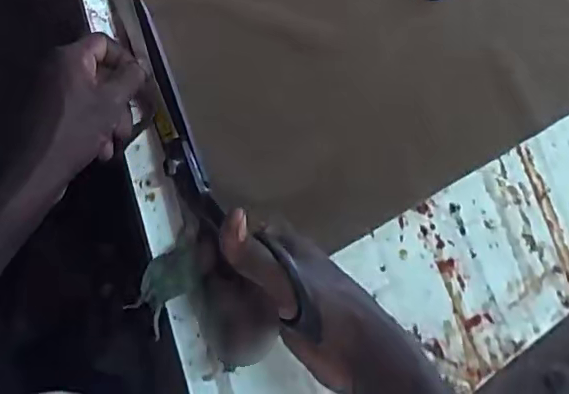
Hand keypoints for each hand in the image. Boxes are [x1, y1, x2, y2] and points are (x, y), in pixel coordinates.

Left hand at [11, 35, 147, 205]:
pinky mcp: (46, 114)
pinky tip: (100, 150)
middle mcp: (56, 69)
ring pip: (91, 95)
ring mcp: (49, 92)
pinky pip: (77, 110)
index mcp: (70, 58)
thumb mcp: (112, 102)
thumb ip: (130, 78)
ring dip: (109, 117)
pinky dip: (92, 125)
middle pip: (99, 73)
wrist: (35, 173)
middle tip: (129, 121)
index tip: (138, 80)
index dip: (125, 58)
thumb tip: (140, 65)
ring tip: (116, 141)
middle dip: (119, 99)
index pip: (103, 42)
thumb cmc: (76, 130)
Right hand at [219, 210, 446, 392]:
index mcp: (278, 241)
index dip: (214, 253)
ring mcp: (277, 287)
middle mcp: (274, 259)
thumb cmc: (330, 309)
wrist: (364, 354)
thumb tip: (230, 213)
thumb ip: (255, 255)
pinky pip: (248, 316)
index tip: (203, 273)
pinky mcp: (280, 315)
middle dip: (225, 294)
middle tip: (235, 315)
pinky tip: (252, 343)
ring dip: (233, 317)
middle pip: (230, 268)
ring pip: (237, 295)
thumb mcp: (289, 283)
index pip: (232, 235)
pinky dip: (245, 331)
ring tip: (247, 334)